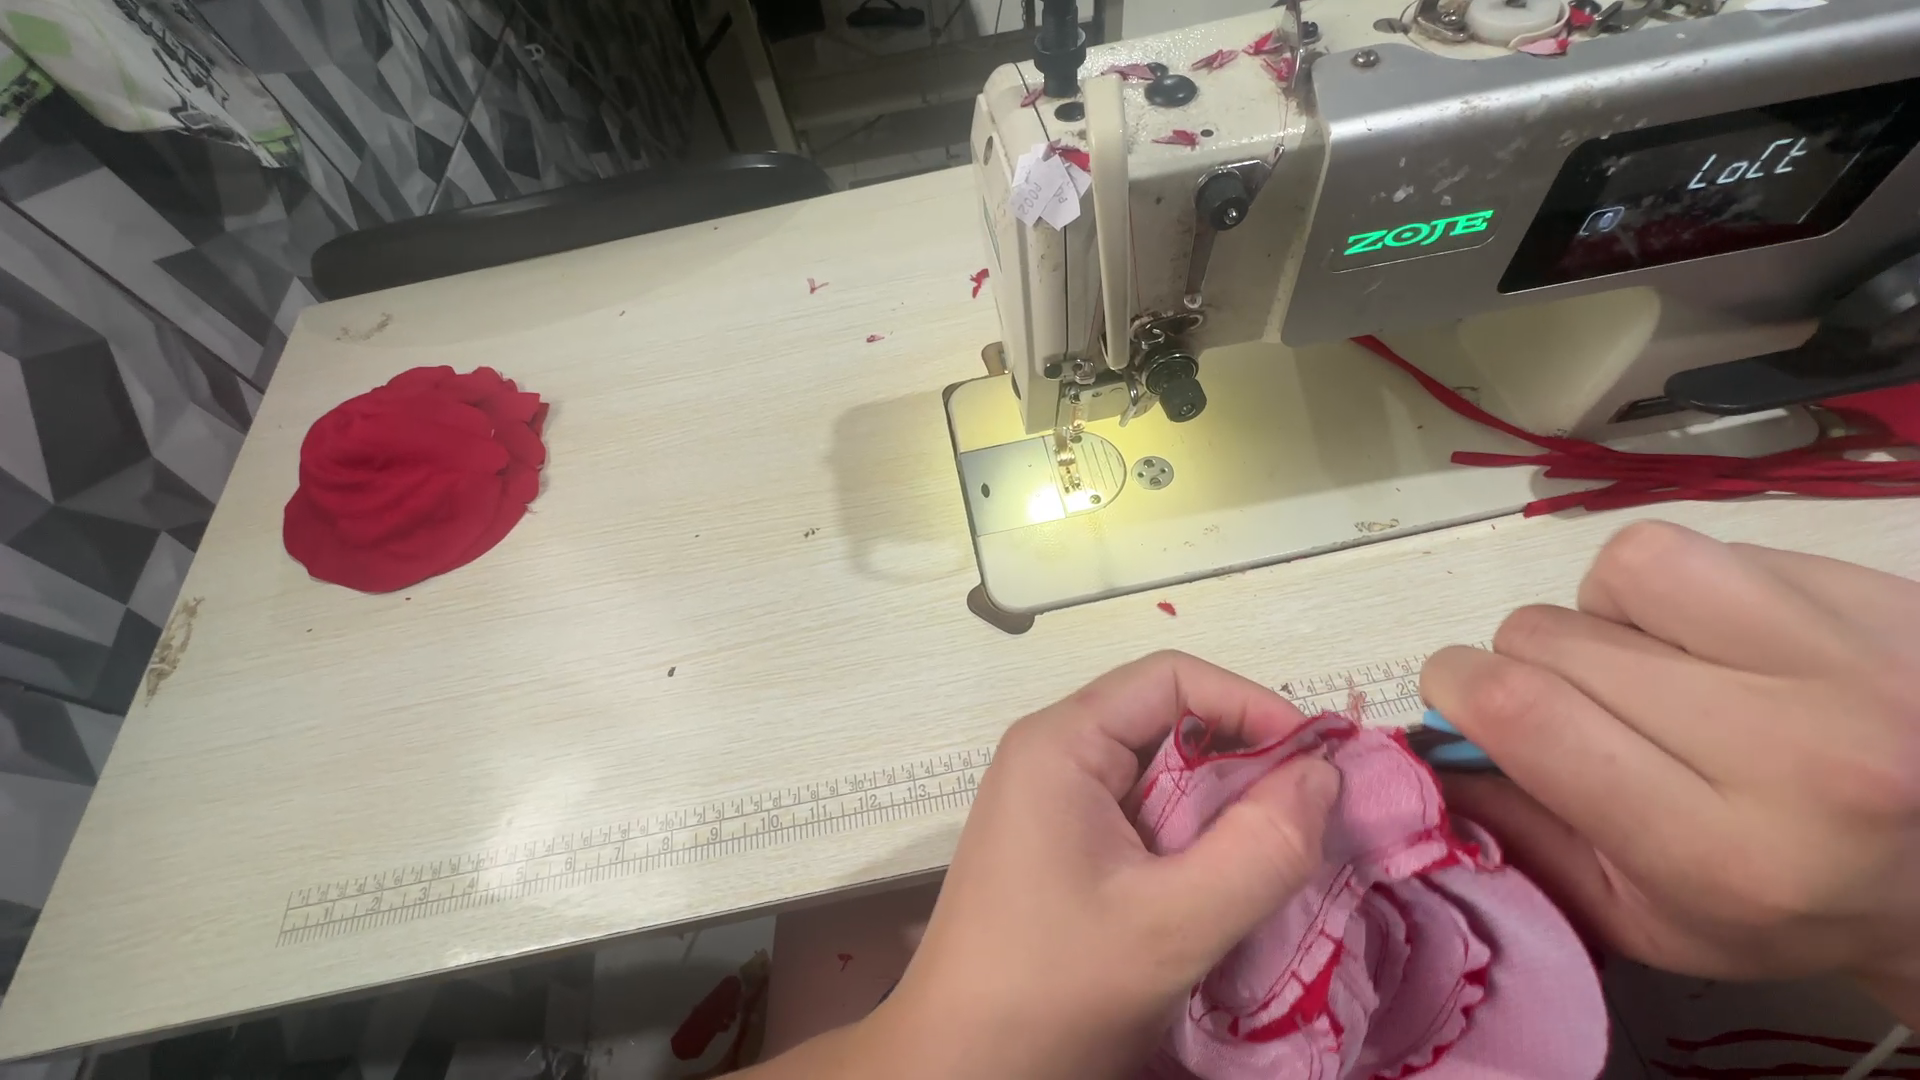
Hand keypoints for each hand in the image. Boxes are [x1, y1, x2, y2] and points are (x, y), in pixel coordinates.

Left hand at [863, 651, 1339, 1079]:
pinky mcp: (1058, 835)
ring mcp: (1050, 793)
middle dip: (1241, 758)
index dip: (1249, 703)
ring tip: (1269, 854)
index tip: (1315, 761)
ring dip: (1218, 802)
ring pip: (1156, 768)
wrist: (961, 1063)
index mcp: (1062, 741)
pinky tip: (1216, 879)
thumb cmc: (1056, 986)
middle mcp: (1052, 750)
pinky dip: (1187, 832)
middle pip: (1164, 718)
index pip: (1170, 677)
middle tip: (1306, 817)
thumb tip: (1323, 774)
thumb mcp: (1173, 923)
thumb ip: (1261, 848)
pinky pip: (1137, 808)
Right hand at [1421, 521, 1919, 1021]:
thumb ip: (1512, 831)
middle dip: (1526, 660)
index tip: (1458, 694)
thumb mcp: (1633, 913)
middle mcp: (1800, 750)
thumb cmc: (1781, 907)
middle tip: (1577, 701)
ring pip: (1624, 567)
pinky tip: (1718, 636)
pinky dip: (1675, 586)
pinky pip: (1704, 547)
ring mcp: (1860, 659)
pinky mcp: (1882, 596)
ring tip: (1649, 656)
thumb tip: (1422, 746)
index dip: (1452, 683)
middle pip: (1547, 635)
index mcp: (1718, 850)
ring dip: (1602, 608)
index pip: (1518, 709)